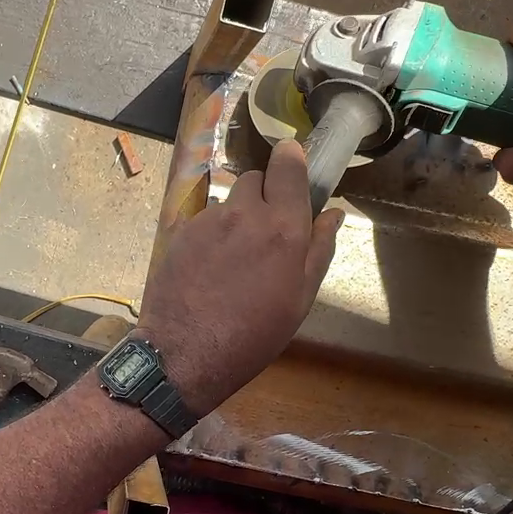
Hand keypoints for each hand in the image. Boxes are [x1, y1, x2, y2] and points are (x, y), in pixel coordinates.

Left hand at [139, 140, 344, 410]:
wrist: (185, 353)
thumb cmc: (253, 335)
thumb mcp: (300, 299)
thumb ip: (318, 250)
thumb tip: (333, 214)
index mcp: (283, 227)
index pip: (288, 165)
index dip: (291, 160)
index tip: (293, 165)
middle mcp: (244, 213)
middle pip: (255, 179)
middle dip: (264, 195)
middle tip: (266, 230)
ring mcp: (207, 221)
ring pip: (228, 202)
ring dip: (236, 217)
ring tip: (235, 259)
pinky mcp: (179, 233)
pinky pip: (203, 222)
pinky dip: (211, 235)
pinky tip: (208, 269)